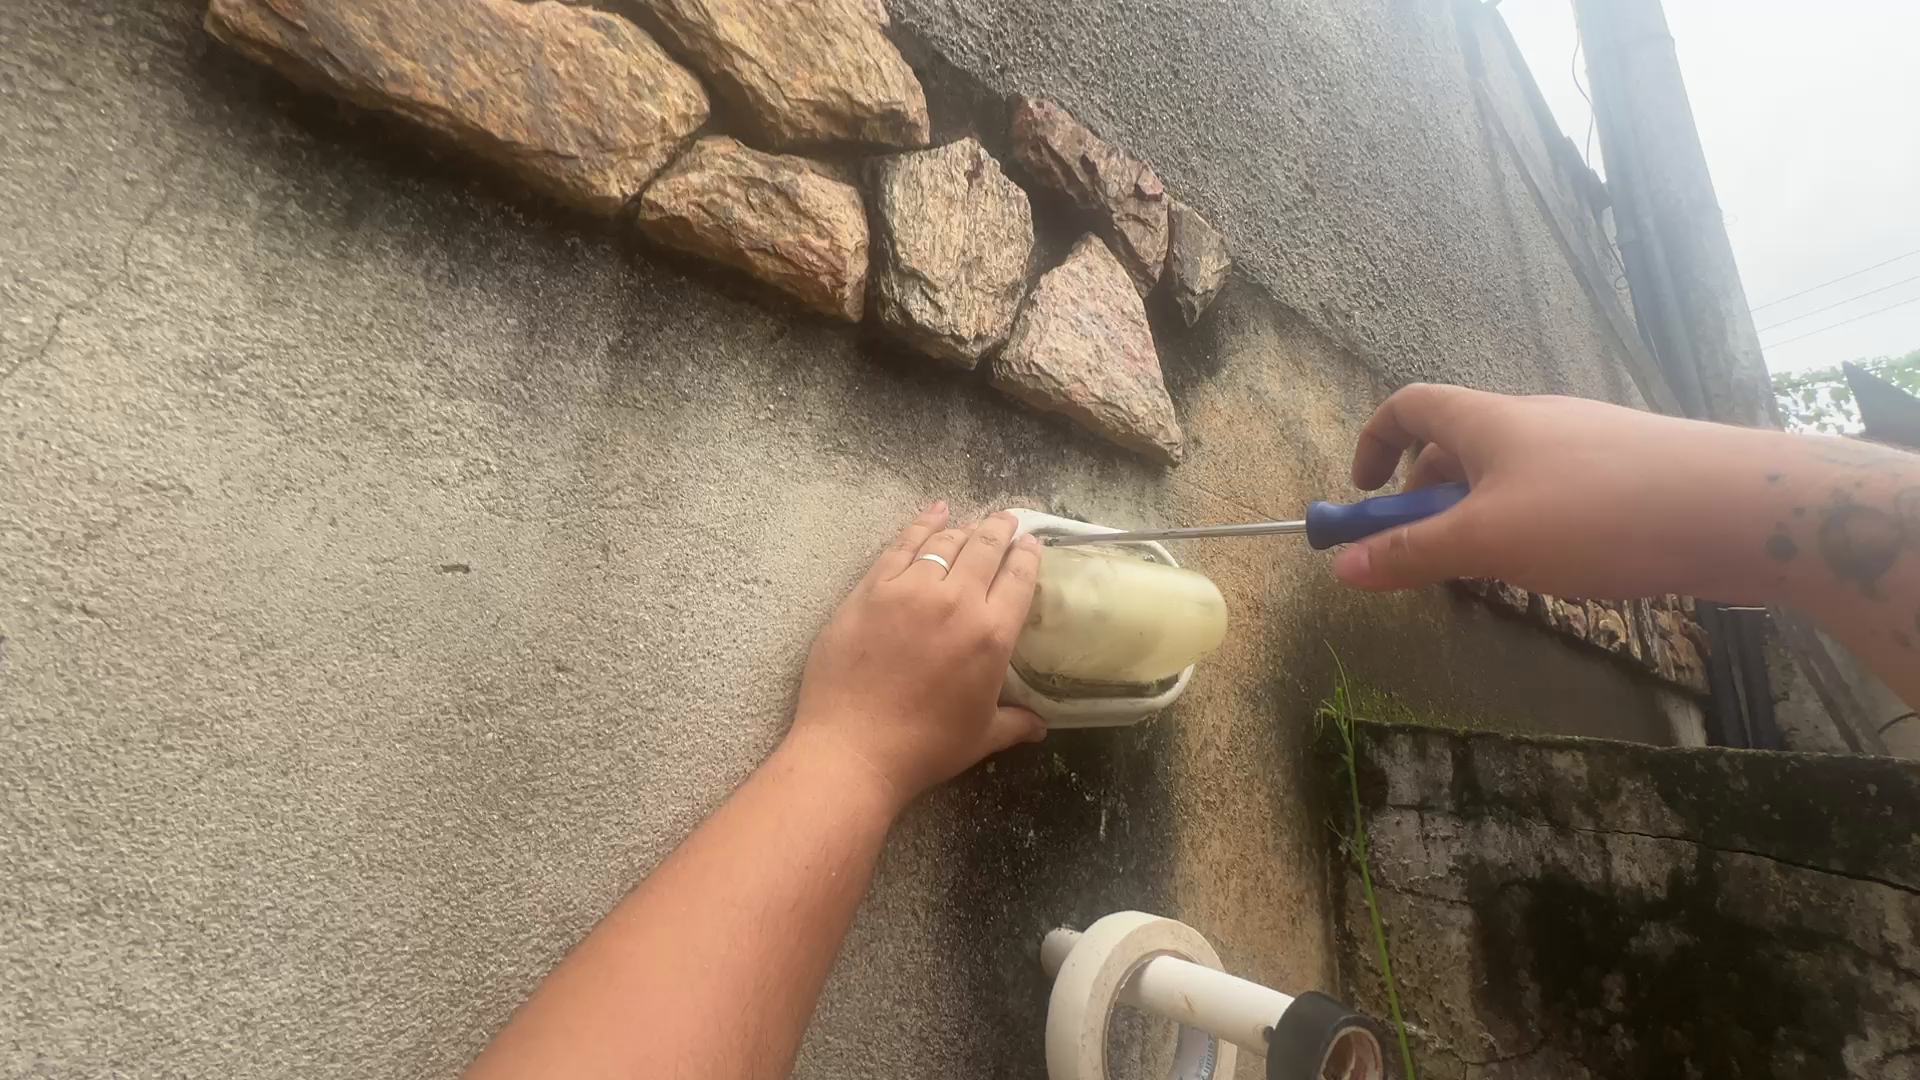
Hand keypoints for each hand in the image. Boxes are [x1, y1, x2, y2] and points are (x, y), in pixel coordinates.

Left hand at [787, 504, 1045, 811]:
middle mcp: (957, 601)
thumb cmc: (924, 748)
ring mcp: (911, 589)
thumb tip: (1041, 727)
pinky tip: (933, 512)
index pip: (1019, 579)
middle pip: (985, 548)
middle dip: (1001, 529)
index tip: (1031, 544)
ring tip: (971, 523)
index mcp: (992, 635)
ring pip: (945, 541)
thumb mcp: (981, 738)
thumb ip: (1015, 723)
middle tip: (1007, 519)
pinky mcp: (872, 587)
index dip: (1028, 556)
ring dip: (964, 528)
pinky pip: (903, 545)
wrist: (853, 748)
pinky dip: (922, 524)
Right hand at [1331, 383, 1800, 601]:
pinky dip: (1523, 517)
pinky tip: (1553, 560)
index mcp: (1488, 422)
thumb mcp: (1484, 541)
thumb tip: (1343, 570)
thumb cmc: (1597, 512)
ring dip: (1473, 512)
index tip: (1366, 491)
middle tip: (1425, 546)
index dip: (1374, 442)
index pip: (1408, 406)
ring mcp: (1584, 442)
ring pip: (1501, 472)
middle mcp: (1532, 420)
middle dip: (1424, 497)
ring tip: (1491, 563)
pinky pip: (1548, 486)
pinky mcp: (1626, 469)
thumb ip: (1409, 554)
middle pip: (1452, 445)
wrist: (1756, 510)